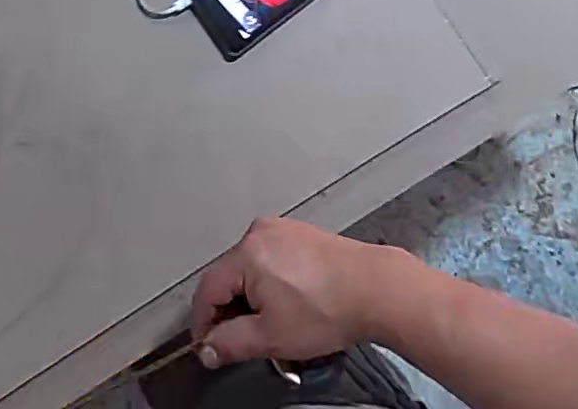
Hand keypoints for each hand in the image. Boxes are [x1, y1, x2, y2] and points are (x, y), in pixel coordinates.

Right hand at [188, 217, 418, 368]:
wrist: (374, 288)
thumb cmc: (327, 309)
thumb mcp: (273, 337)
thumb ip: (232, 343)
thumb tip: (207, 348)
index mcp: (246, 252)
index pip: (208, 287)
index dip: (203, 321)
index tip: (207, 345)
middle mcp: (258, 232)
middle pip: (228, 274)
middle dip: (229, 309)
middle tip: (241, 340)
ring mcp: (279, 228)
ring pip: (249, 266)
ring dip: (250, 295)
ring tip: (270, 323)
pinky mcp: (297, 232)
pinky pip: (269, 256)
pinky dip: (269, 280)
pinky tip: (288, 301)